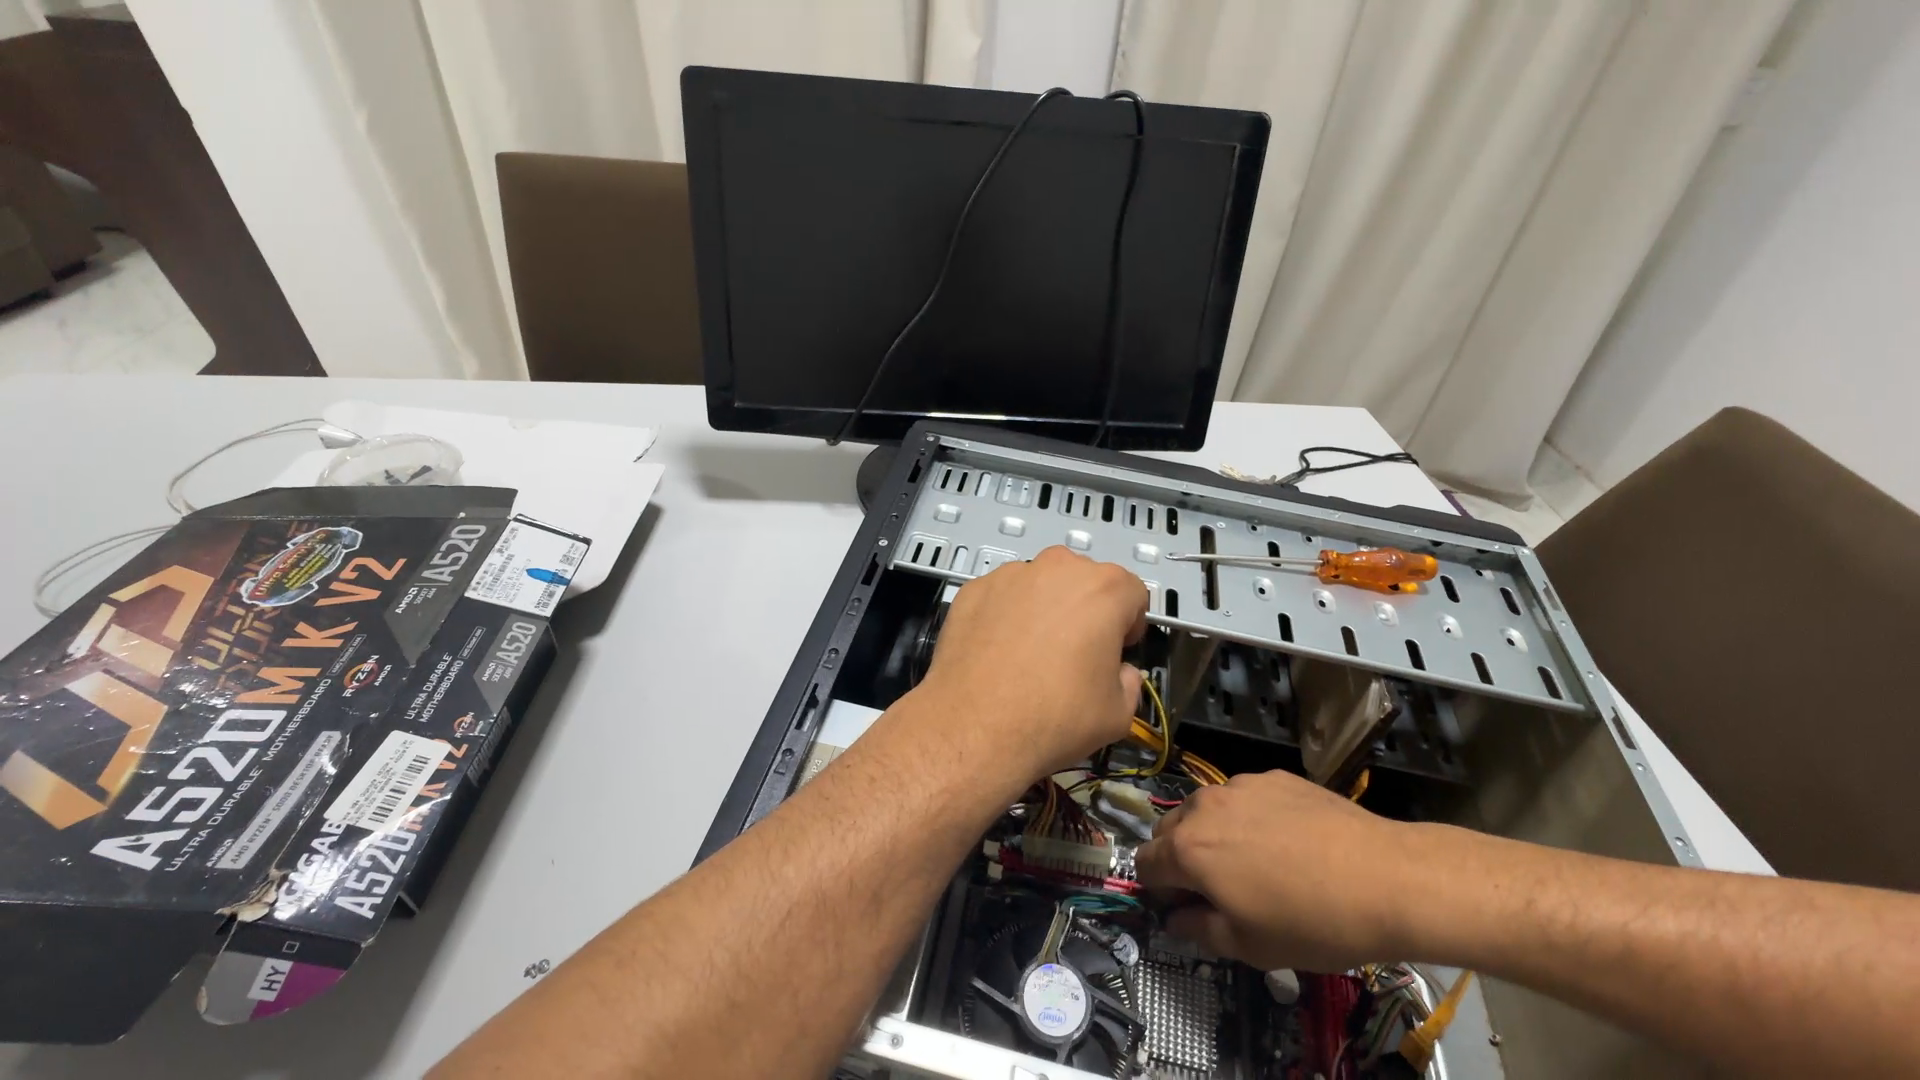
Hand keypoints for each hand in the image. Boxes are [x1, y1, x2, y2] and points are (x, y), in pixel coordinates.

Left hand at [914, 546, 1147, 780]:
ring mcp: (1010, 576)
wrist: (976, 727)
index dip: (1129, 623)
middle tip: (1077, 653)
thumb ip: (1129, 682)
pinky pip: (1001, 597)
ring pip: (1040, 585)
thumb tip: (1120, 675)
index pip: (1132, 592)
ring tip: (1033, 656)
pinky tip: (1001, 654)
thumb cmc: (1052, 717)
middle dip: (1086, 610)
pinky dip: (1005, 616)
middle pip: (1084, 580)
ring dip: (1044, 609)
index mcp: (1104, 589)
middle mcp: (1057, 569)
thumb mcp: (1118, 713)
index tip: (1118, 647)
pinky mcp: (973, 590)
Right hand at [1135, 769, 1429, 972]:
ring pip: (1206, 809)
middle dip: (1180, 857)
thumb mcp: (1248, 946)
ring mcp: (1240, 785)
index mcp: (1187, 850)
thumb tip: (1177, 918)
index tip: (1183, 908)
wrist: (1387, 878)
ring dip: (1212, 833)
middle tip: (1217, 888)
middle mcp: (1204, 807)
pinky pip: (1244, 797)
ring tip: (1255, 862)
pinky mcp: (1275, 776)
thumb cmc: (1311, 922)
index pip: (1144, 864)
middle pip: (1168, 830)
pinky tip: (1288, 843)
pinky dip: (1249, 817)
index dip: (1156, 890)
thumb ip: (1198, 929)